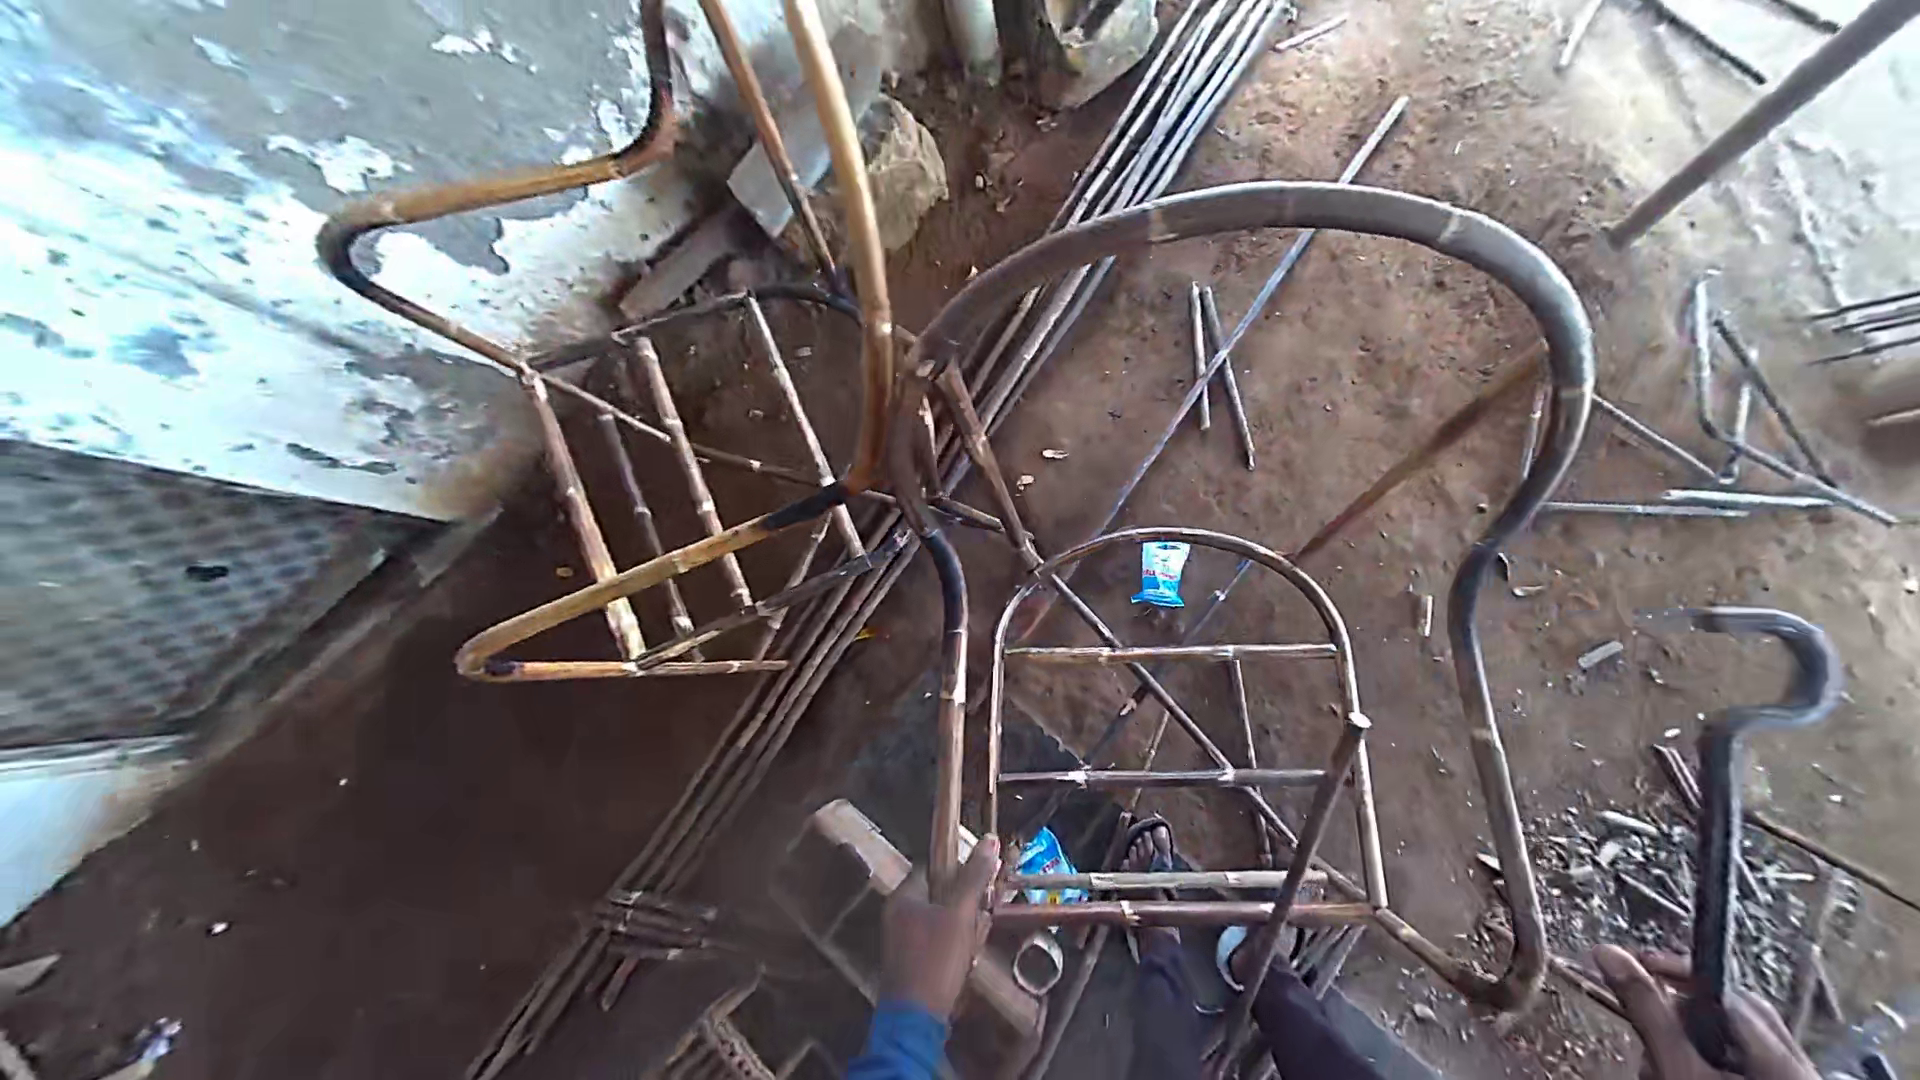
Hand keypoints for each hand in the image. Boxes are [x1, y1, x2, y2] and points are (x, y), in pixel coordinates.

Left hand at [881, 835, 1001, 1020]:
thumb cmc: (935, 959)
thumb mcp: (960, 914)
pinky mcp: (912, 965)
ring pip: (944, 921)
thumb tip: (990, 839)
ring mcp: (903, 941)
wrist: (915, 1024)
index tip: (980, 883)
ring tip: (973, 946)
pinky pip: (939, 944)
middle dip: (966, 907)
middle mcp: (899, 914)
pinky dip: (955, 949)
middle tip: (978, 920)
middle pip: (942, 895)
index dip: (960, 870)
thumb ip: (974, 877)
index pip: (934, 867)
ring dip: (965, 930)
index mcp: (904, 896)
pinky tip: (966, 962)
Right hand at [1592, 946, 1818, 1079]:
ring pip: (1729, 1043)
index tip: (1630, 965)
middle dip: (1677, 1010)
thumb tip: (1606, 951)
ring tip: (1658, 1064)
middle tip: (1641, 1018)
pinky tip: (1676, 1075)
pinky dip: (1697, 1063)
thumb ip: (1645, 1008)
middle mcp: (1797, 1072)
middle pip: (1729, 1015)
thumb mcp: (1678, 1069)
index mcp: (1782, 1059)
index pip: (1722, 989)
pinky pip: (1734, 1066)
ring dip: (1683, 1041)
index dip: (1673, 970)